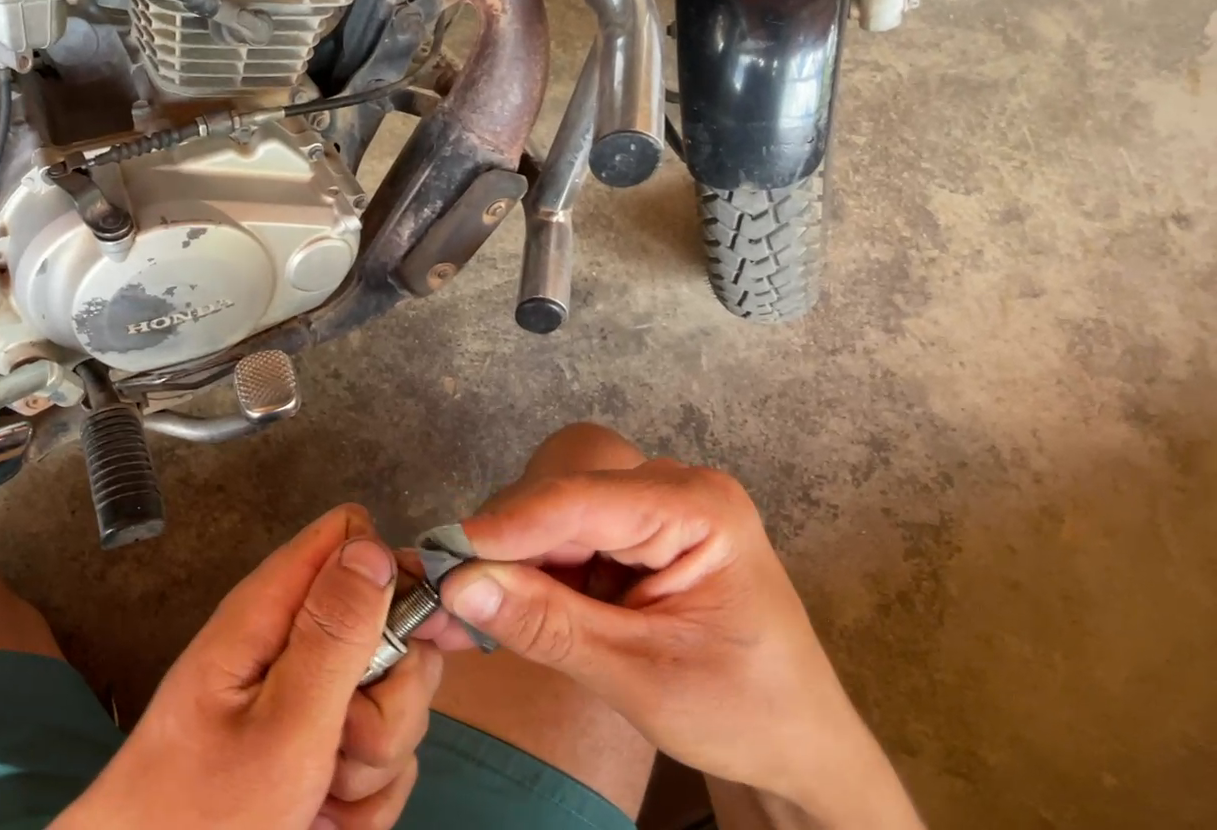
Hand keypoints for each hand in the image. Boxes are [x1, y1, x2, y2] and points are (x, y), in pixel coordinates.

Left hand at [54, 505, 442, 829]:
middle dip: (387, 696)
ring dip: (373, 759)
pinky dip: (361, 796)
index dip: (391, 577)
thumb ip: (333, 635)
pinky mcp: (318, 746)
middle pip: (386, 629)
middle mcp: (290, 643)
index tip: (410, 638)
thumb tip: (372, 547)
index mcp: (270, 611)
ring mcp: (306, 697)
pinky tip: (322, 815)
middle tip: (343, 741)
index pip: (349, 541)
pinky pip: (378, 756)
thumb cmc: (207, 812)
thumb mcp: (283, 724)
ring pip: (390, 701)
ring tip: (317, 791)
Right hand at [421, 425, 920, 828]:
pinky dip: (517, 574)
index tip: (438, 562)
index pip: (577, 500)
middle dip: (497, 547)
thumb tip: (459, 585)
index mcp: (697, 510)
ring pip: (541, 512)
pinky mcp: (622, 534)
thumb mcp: (641, 677)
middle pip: (552, 495)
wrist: (795, 745)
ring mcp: (643, 507)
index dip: (501, 529)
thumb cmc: (744, 715)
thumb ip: (547, 625)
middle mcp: (667, 489)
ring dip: (500, 561)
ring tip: (463, 614)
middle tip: (446, 598)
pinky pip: (552, 538)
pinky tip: (490, 612)